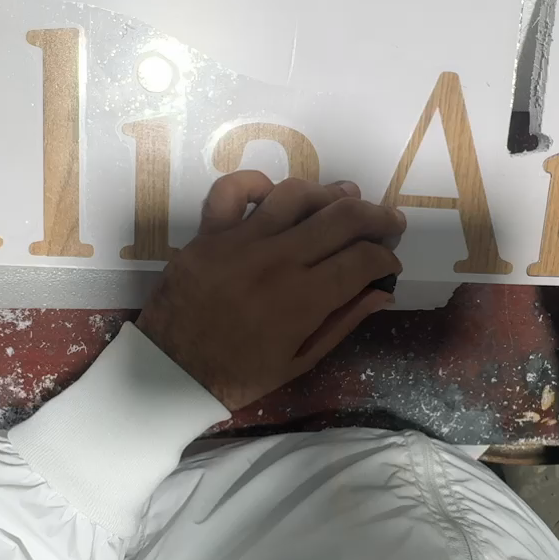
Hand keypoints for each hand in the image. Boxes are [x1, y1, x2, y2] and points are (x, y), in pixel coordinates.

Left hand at [137, 173, 404, 409]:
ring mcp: (239, 242)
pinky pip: (231, 190)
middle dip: (376, 217)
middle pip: (341, 218)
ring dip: (329, 193)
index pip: (362, 259)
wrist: (168, 374)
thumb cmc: (238, 376)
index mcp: (302, 300)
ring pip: (295, 194)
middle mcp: (276, 261)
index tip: (389, 263)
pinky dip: (255, 183)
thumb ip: (342, 322)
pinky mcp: (207, 234)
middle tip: (389, 222)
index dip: (385, 257)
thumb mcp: (299, 362)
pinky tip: (274, 195)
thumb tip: (383, 292)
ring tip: (346, 199)